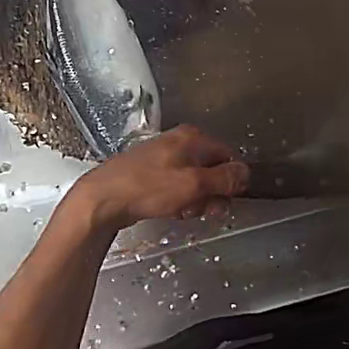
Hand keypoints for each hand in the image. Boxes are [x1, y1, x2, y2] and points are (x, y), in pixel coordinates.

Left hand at [66, 125, 250, 233]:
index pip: (230, 157)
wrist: (103, 198)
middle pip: (213, 170)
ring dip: (195, 201)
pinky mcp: (152, 174)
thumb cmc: (147, 188)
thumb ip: (225, 179)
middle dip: (211, 194)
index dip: (231, 182)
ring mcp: (165, 157)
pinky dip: (178, 201)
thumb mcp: (194, 185)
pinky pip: (178, 188)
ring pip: (195, 182)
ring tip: (181, 210)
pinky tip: (169, 210)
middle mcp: (180, 142)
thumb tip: (246, 173)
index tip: (224, 200)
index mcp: (193, 137)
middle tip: (200, 208)